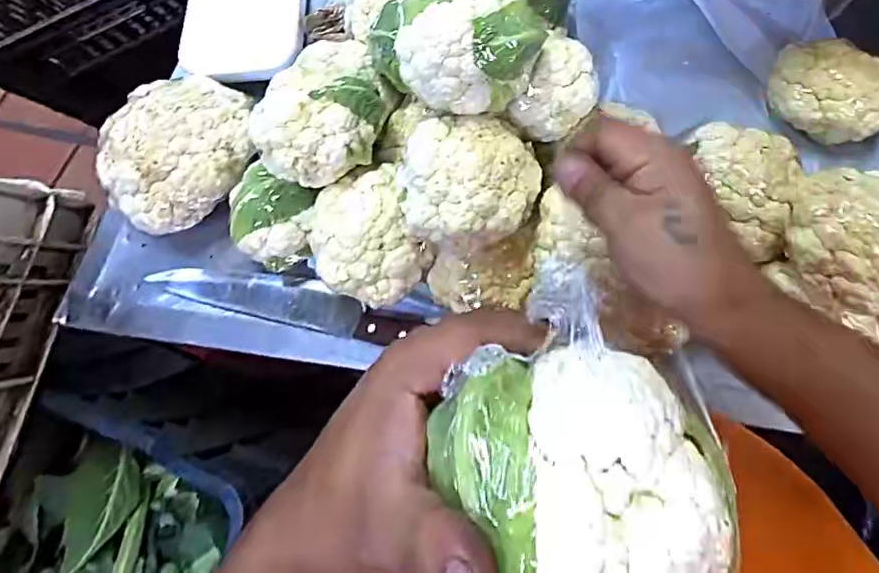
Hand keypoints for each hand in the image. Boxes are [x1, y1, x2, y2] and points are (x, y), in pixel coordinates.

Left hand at [224, 309, 544, 572]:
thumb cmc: (341, 522)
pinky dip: (502, 383)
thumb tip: (486, 566)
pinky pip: (473, 372)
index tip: (573, 357)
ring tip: (563, 390)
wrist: (300, 539)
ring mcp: (418, 372)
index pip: (479, 329)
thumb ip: (438, 542)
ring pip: (482, 349)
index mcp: (410, 365)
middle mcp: (417, 355)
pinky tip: (526, 414)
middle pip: (487, 331)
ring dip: (519, 364)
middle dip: (531, 348)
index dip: (527, 335)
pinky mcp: (420, 395)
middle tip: (578, 376)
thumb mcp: (393, 533)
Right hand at [552, 116, 768, 339]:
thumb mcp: (621, 222)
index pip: (599, 130)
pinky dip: (617, 194)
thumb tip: (562, 161)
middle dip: (586, 167)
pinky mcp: (673, 197)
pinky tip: (612, 220)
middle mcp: (665, 153)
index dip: (575, 153)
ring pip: (621, 164)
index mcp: (653, 150)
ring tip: (588, 214)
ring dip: (600, 183)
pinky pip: (635, 181)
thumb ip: (590, 187)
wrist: (724, 303)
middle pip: (610, 143)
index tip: (562, 187)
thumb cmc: (670, 260)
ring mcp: (672, 175)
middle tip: (572, 203)